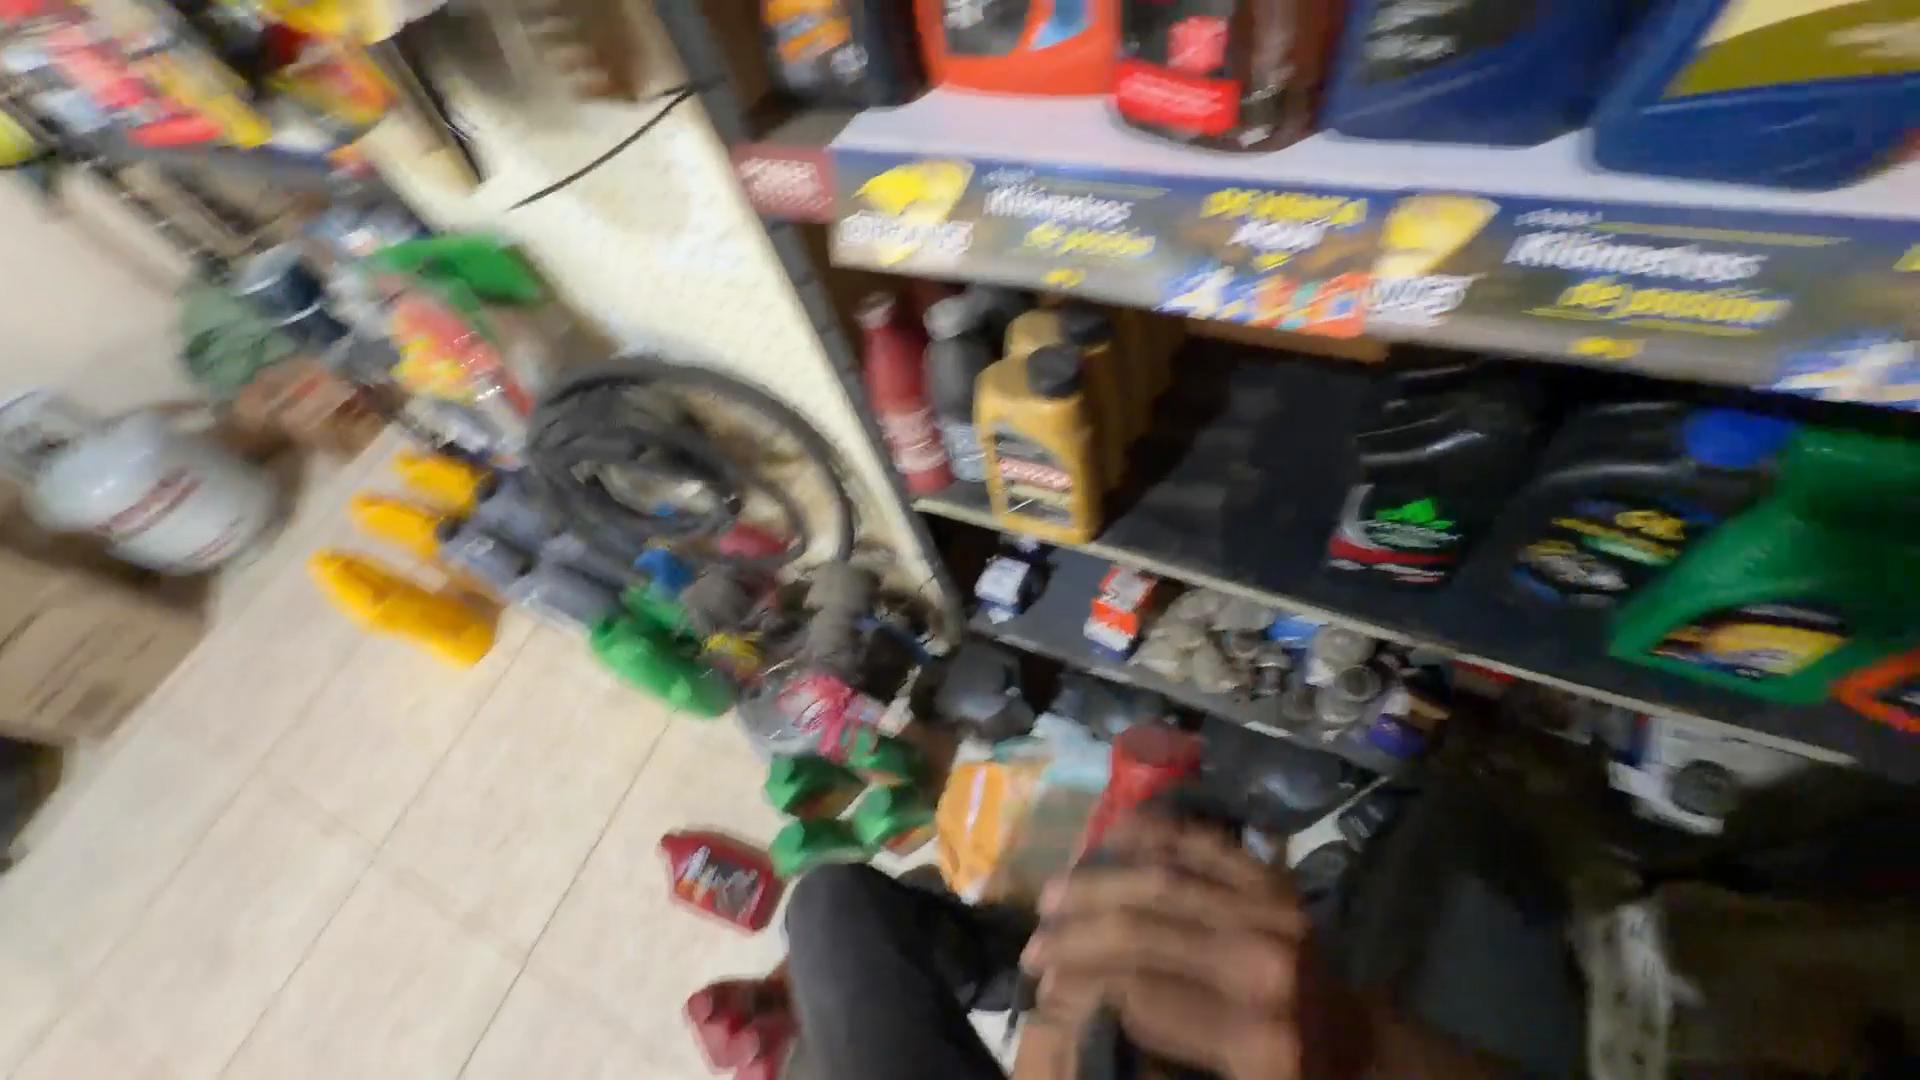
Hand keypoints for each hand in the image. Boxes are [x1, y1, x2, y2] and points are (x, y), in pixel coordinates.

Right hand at [1019, 817, 1323, 1079]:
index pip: (1137, 994)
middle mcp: (1260, 965)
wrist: (1368, 1047)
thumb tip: (1081, 1018)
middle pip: (1141, 932)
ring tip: (1052, 893)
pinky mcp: (1273, 881)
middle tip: (1032, 943)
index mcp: (1253, 1039)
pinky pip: (1202, 843)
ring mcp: (1269, 911)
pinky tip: (1111, 831)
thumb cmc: (1291, 1077)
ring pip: (1162, 879)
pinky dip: (1153, 831)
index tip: (1040, 986)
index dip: (1079, 985)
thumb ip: (1162, 1057)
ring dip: (1098, 882)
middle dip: (1076, 934)